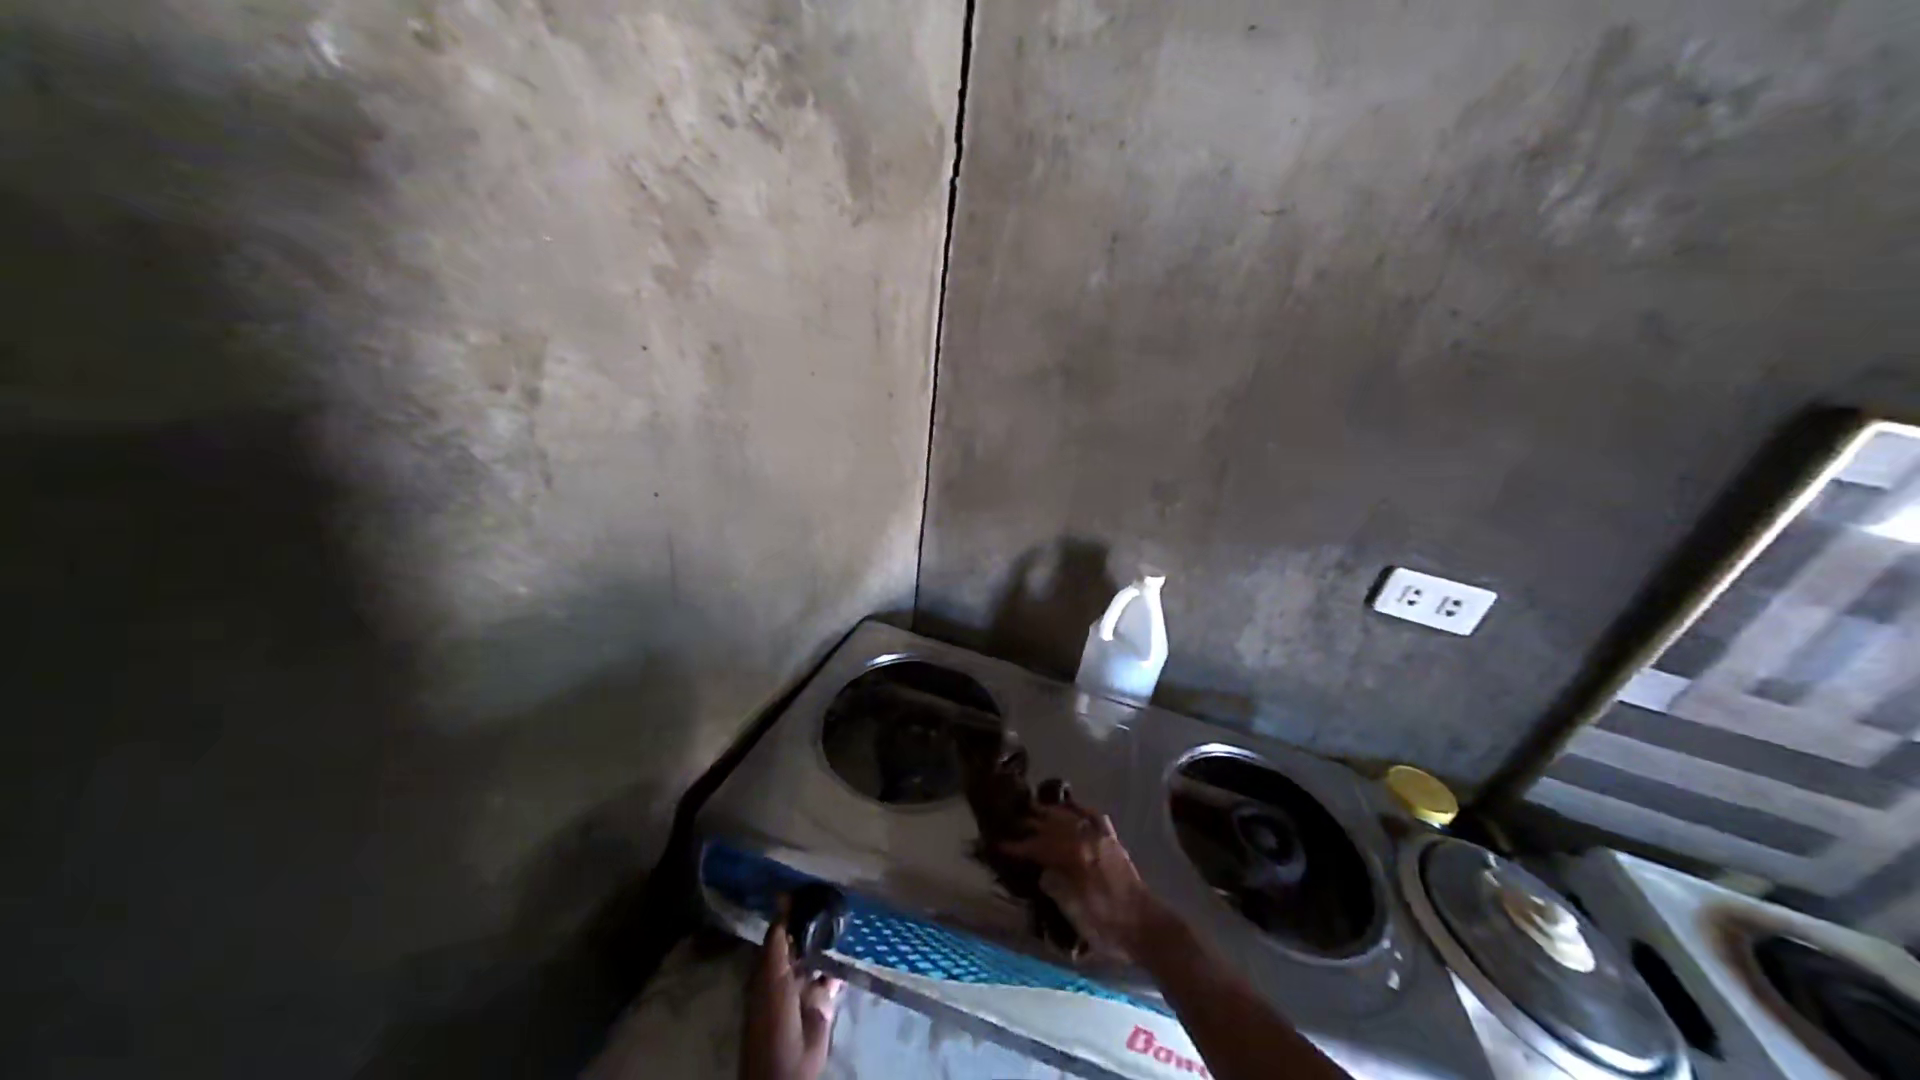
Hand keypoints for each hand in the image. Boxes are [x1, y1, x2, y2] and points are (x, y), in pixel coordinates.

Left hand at [741, 899, 843, 1079]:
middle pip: (804, 942)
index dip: (794, 911)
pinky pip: (834, 977)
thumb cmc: (772, 1020)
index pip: (782, 932)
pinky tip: (855, 946)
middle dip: (818, 923)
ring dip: (832, 941)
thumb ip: (777, 940)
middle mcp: (788, 974)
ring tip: (849, 916)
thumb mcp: (771, 975)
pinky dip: (843, 963)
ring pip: (821, 957)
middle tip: (837, 897)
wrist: (785, 1071)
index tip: (812, 887)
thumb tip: (781, 897)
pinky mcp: (824, 1002)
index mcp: (769, 968)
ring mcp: (807, 988)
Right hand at [1000, 802, 1166, 960]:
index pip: (1038, 846)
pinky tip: (1073, 808)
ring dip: (1052, 812)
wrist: (1146, 927)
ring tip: (1036, 809)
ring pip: (1071, 816)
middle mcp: (1086, 839)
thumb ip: (1054, 885)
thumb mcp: (1074, 911)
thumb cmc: (1107, 924)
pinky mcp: (1113, 841)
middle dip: (1031, 824)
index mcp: (1074, 856)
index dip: (1018, 846)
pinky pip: (1094, 817)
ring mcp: (1101, 837)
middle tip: (1013, 823)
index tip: (999, 844)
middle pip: (1052, 825)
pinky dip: (1080, 810)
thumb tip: (1041, 870)